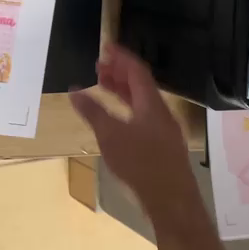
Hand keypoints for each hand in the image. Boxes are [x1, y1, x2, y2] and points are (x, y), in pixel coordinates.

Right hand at [69, 44, 199, 230]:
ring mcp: (164, 130)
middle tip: (98, 67)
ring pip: (142, 102)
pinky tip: (114, 118)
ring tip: (102, 87)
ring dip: (122, 91)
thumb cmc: (141, 164)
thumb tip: (75, 90)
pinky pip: (143, 116)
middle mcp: (161, 113)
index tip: (106, 46)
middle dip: (119, 73)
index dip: (121, 57)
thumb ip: (92, 111)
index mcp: (151, 105)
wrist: (173, 203)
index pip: (137, 71)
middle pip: (141, 85)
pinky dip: (127, 108)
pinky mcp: (162, 146)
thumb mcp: (110, 135)